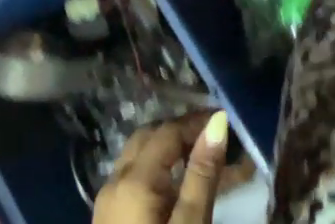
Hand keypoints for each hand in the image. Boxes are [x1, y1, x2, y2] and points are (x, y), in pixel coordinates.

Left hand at [93, 112, 228, 223]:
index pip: (169, 130)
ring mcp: (106, 199)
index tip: (229, 123)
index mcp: (135, 178)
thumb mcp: (190, 221)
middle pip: (149, 136)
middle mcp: (114, 180)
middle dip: (182, 130)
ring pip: (138, 155)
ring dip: (168, 148)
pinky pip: (131, 176)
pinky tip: (176, 184)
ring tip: (200, 159)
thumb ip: (203, 172)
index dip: (199, 121)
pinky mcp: (106, 216)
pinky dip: (155, 168)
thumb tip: (219, 120)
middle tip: (215, 138)